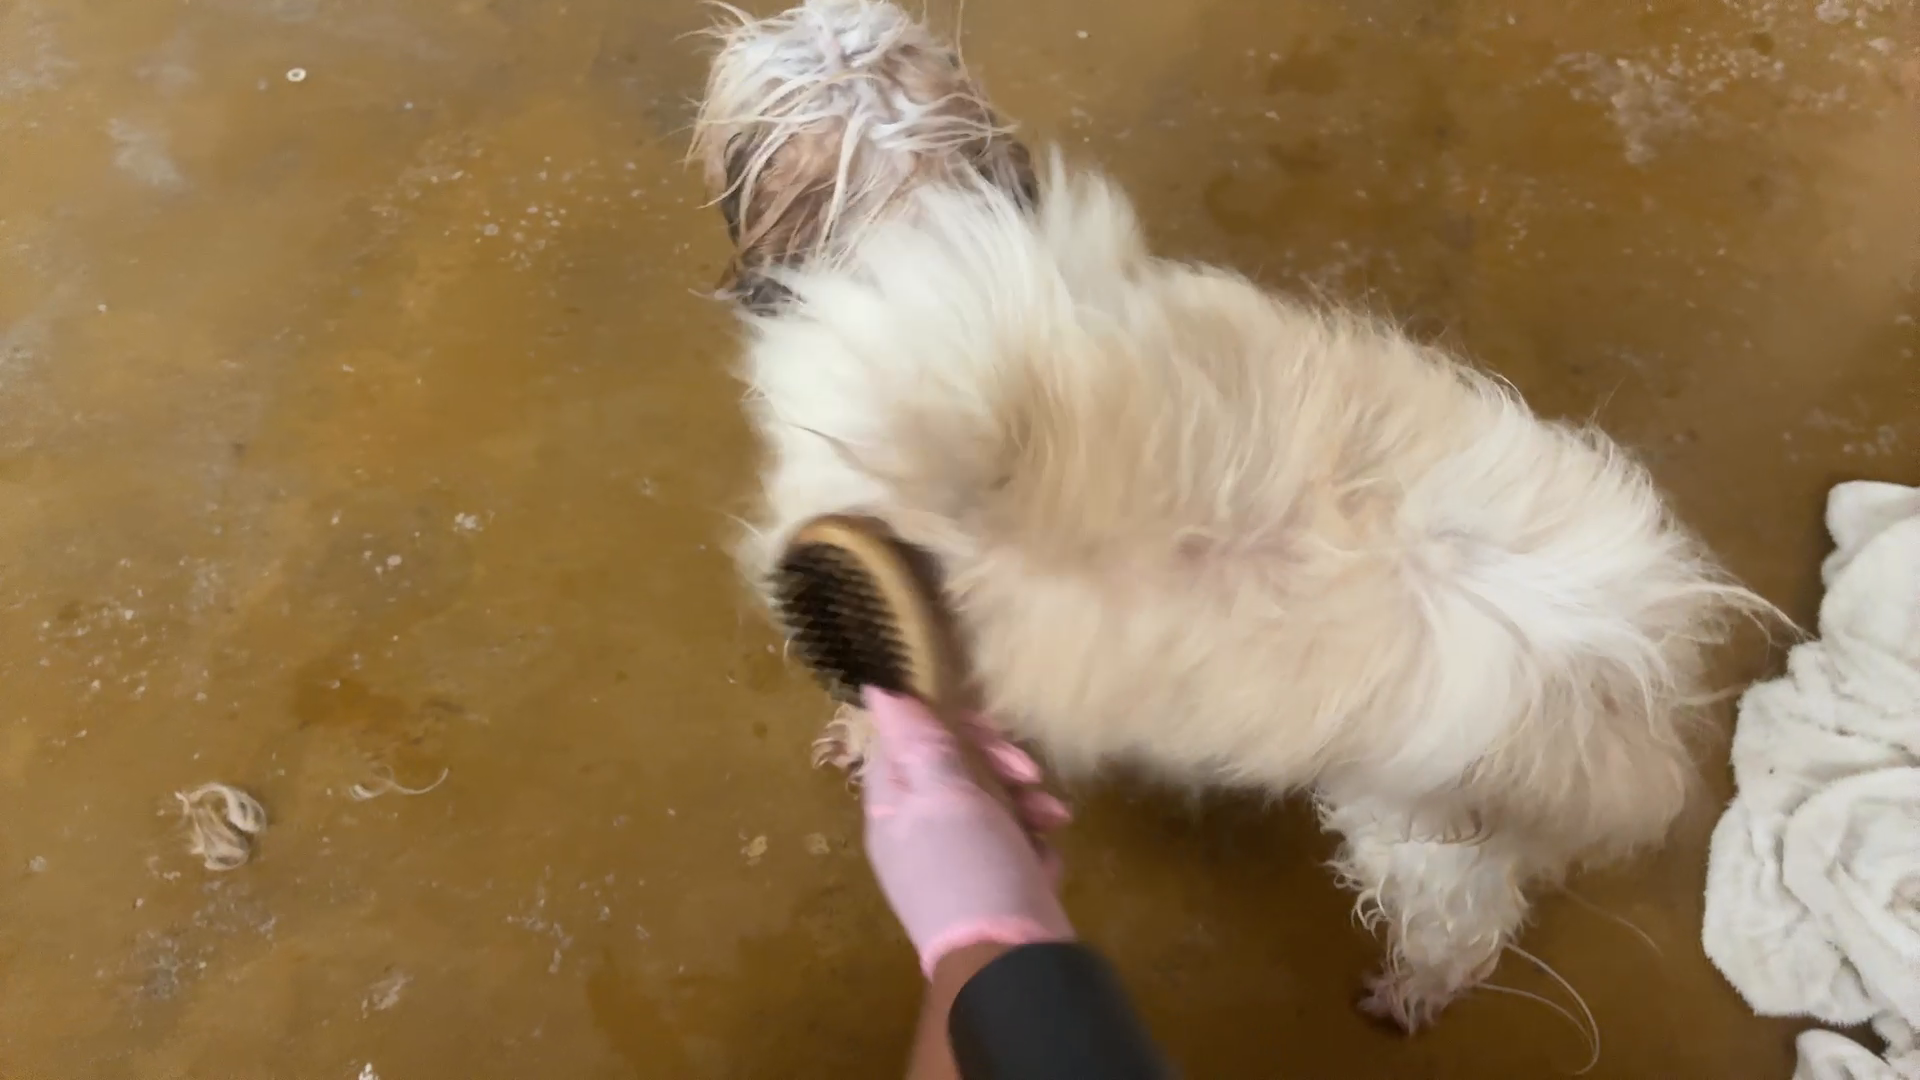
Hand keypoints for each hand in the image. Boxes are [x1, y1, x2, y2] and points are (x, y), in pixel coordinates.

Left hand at [860, 688, 1073, 974]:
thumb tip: (875, 684)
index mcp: (896, 804)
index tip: (988, 728)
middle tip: (1029, 772)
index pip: (911, 740)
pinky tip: (1048, 858)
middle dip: (1000, 764)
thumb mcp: (944, 791)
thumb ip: (917, 738)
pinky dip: (1033, 841)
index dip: (951, 726)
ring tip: (1054, 819)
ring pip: (994, 801)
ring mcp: (958, 857)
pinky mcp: (994, 880)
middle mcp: (921, 828)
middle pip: (958, 768)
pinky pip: (1014, 839)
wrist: (1009, 963)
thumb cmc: (970, 866)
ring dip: (1028, 803)